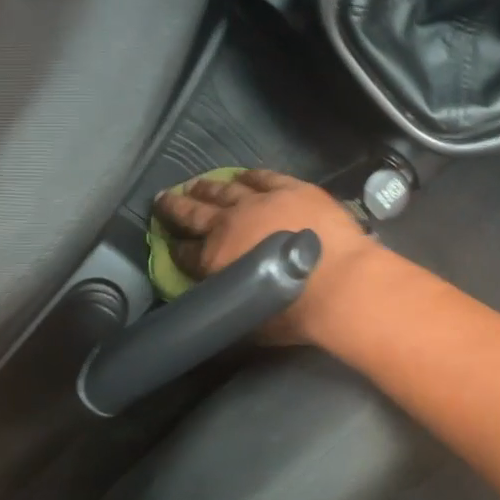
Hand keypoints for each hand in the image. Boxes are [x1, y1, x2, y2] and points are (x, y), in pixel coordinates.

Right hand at [154, 170, 389, 344]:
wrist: (336, 283)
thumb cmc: (293, 312)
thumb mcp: (250, 325)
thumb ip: (231, 313)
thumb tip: (222, 315)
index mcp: (215, 261)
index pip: (186, 255)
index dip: (176, 250)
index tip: (170, 245)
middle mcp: (229, 225)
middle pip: (194, 213)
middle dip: (176, 208)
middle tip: (163, 199)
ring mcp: (260, 202)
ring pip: (225, 189)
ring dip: (208, 187)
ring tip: (196, 184)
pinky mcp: (290, 189)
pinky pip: (264, 177)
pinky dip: (251, 175)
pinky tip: (242, 174)